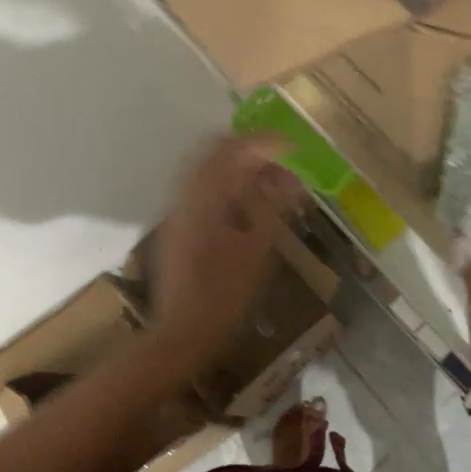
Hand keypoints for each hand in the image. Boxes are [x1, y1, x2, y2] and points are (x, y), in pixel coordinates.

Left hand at [147, 133, 305, 368]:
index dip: (267, 142)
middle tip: (280, 162)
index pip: (235, 148)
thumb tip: (290, 177)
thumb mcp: (258, 247)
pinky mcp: (176, 223)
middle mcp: (185, 192)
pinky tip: (246, 203)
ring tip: (268, 183)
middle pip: (215, 149)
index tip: (294, 148)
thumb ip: (272, 205)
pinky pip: (200, 185)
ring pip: (206, 167)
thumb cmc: (226, 292)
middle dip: (250, 149)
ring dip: (237, 166)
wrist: (183, 329)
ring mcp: (176, 207)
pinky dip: (225, 183)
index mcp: (206, 195)